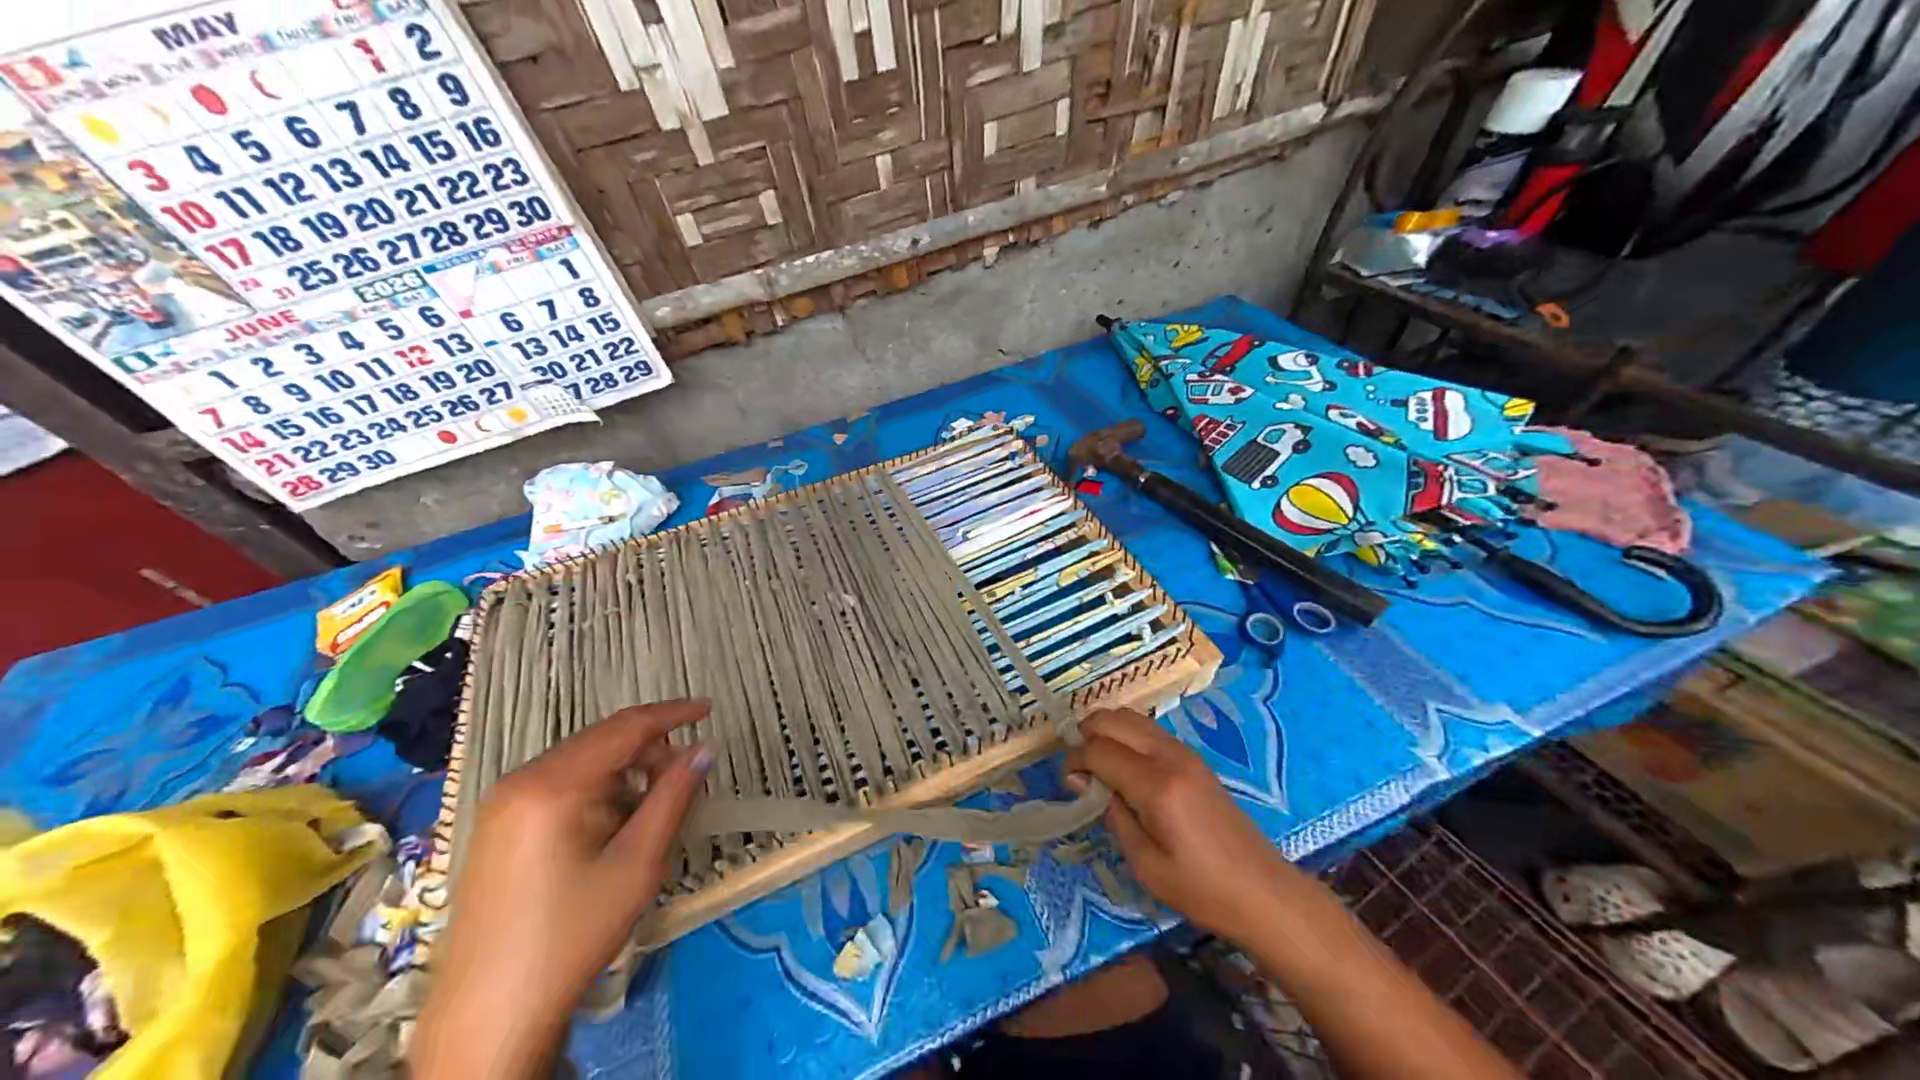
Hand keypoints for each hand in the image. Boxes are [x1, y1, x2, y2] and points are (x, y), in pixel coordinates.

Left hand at [413, 701, 710, 1077]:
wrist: (490, 1011)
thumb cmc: (572, 934)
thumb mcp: (637, 864)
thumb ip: (673, 797)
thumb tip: (702, 752)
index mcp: (552, 785)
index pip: (624, 728)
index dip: (671, 714)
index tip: (709, 709)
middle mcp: (521, 780)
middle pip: (600, 740)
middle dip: (649, 748)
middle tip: (686, 777)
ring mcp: (501, 802)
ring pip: (580, 761)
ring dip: (624, 769)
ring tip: (652, 807)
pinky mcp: (497, 824)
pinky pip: (558, 783)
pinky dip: (596, 787)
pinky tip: (613, 822)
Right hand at [1064, 708, 1304, 940]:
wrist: (1263, 892)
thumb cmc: (1201, 888)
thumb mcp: (1145, 863)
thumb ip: (1111, 814)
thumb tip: (1084, 782)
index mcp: (1157, 785)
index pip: (1099, 749)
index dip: (1074, 761)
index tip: (1068, 784)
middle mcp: (1170, 757)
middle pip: (1112, 719)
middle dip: (1086, 736)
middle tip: (1080, 771)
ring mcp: (1185, 752)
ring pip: (1131, 717)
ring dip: (1107, 732)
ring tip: (1099, 767)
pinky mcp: (1194, 758)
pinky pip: (1149, 729)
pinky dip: (1127, 736)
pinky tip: (1125, 767)